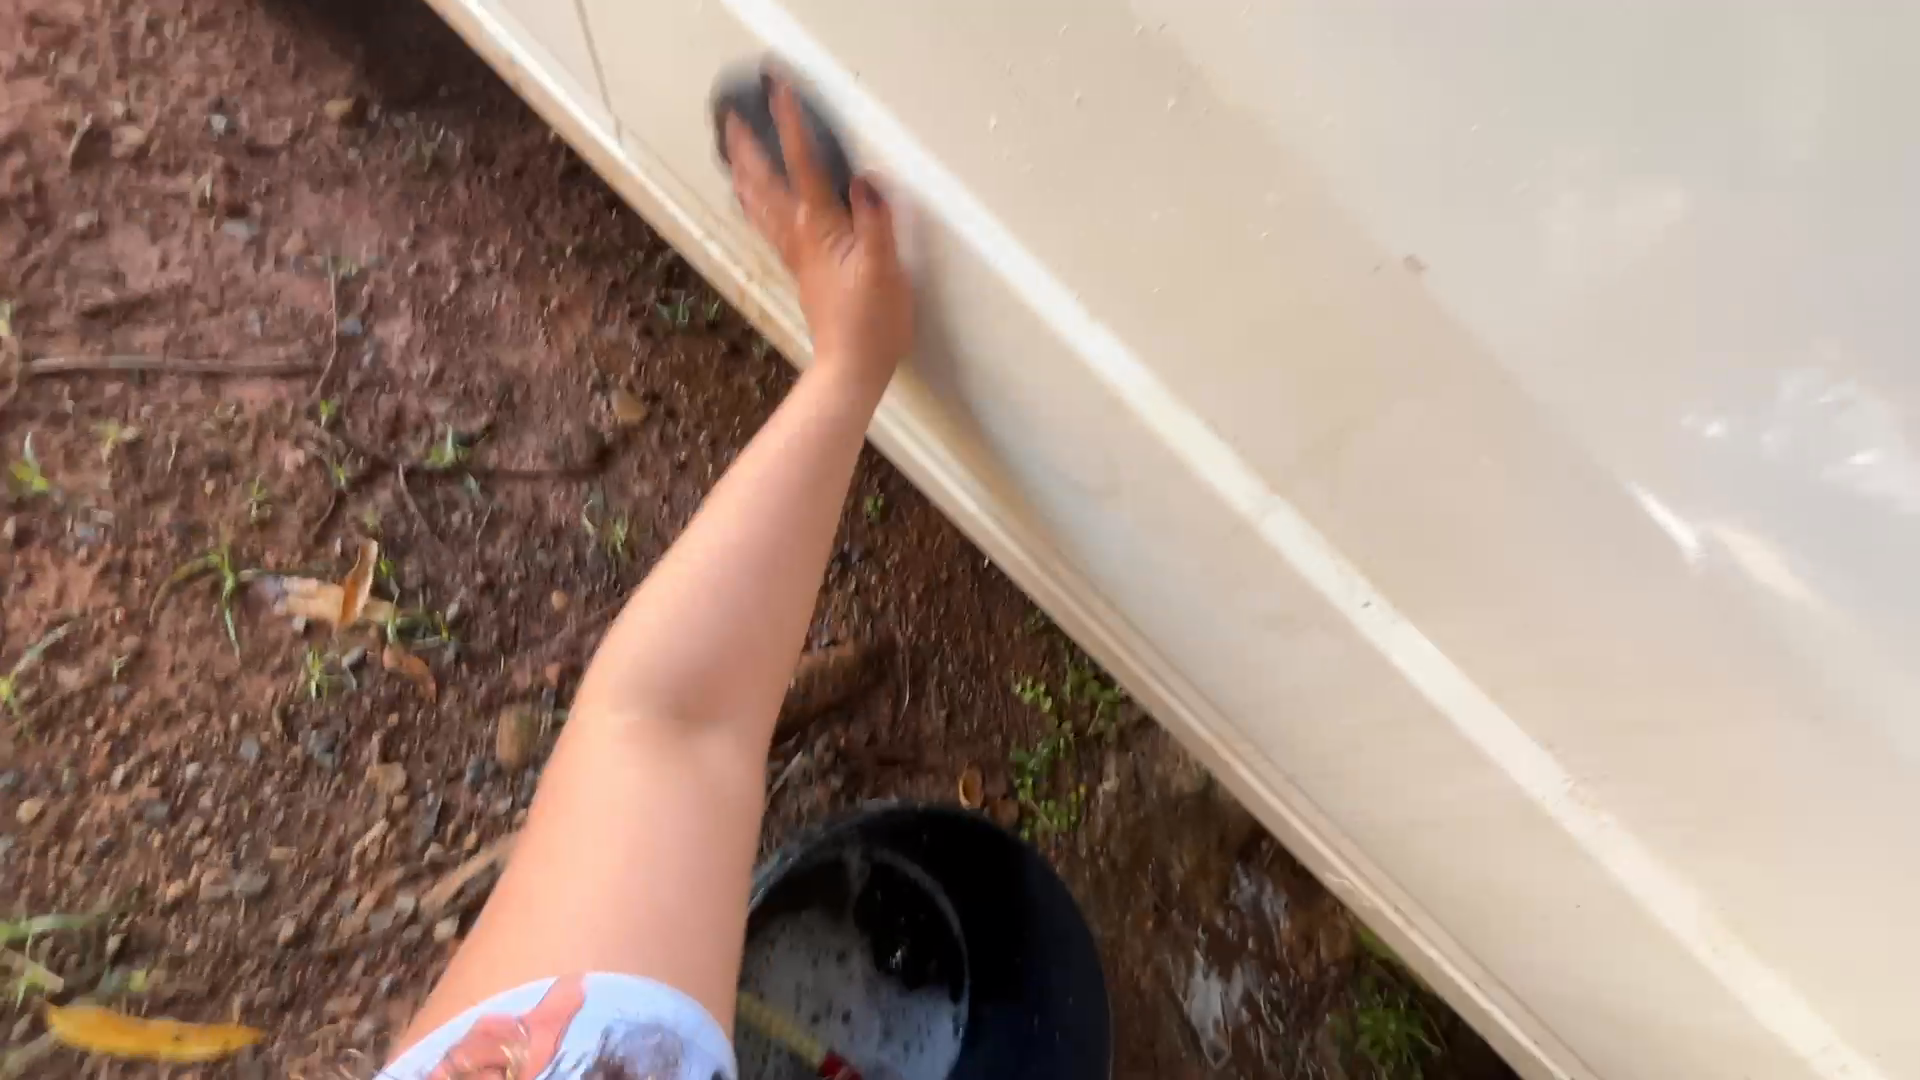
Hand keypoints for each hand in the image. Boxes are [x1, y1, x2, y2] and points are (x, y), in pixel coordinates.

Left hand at [725, 78, 912, 393]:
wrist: (852, 366)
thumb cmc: (872, 322)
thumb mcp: (884, 268)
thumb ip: (875, 221)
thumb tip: (867, 180)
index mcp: (819, 230)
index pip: (804, 167)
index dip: (793, 126)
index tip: (779, 89)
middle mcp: (800, 239)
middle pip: (767, 186)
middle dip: (750, 150)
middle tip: (731, 120)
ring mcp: (798, 259)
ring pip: (763, 209)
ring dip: (746, 178)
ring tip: (731, 156)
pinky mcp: (804, 276)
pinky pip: (771, 232)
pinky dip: (758, 212)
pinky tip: (756, 209)